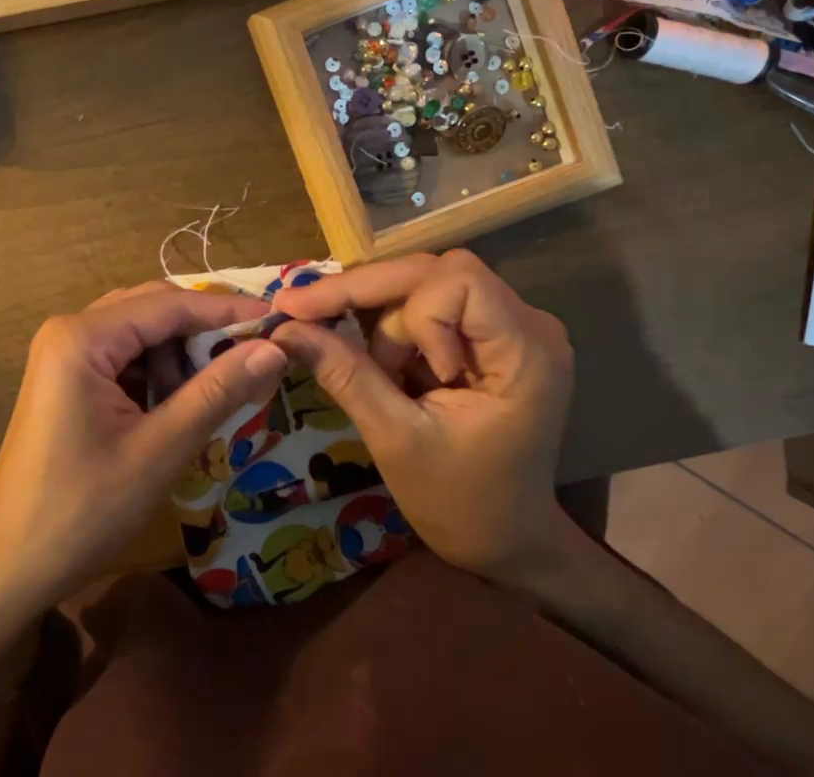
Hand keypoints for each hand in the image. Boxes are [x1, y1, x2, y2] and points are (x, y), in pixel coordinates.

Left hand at [0, 283, 285, 712]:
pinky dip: (158, 376)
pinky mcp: (65, 383)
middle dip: (205, 333)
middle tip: (260, 358)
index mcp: (82, 338)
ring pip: (140, 336)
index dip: (229, 311)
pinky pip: (123, 361)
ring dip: (182, 358)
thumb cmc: (83, 511)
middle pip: (153, 312)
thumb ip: (217, 393)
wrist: (10, 566)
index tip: (283, 322)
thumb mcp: (159, 450)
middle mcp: (68, 332)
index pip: (170, 305)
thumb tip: (275, 348)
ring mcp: (62, 357)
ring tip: (221, 393)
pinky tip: (182, 407)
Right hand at [270, 250, 574, 582]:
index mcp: (525, 353)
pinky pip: (433, 306)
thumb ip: (345, 375)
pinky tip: (378, 362)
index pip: (458, 280)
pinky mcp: (492, 338)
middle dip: (369, 296)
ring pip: (426, 284)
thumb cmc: (459, 502)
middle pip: (435, 272)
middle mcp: (528, 325)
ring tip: (377, 376)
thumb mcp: (395, 439)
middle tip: (303, 316)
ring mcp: (512, 329)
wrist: (504, 540)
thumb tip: (285, 328)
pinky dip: (395, 329)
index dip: (408, 310)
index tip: (390, 369)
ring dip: (385, 323)